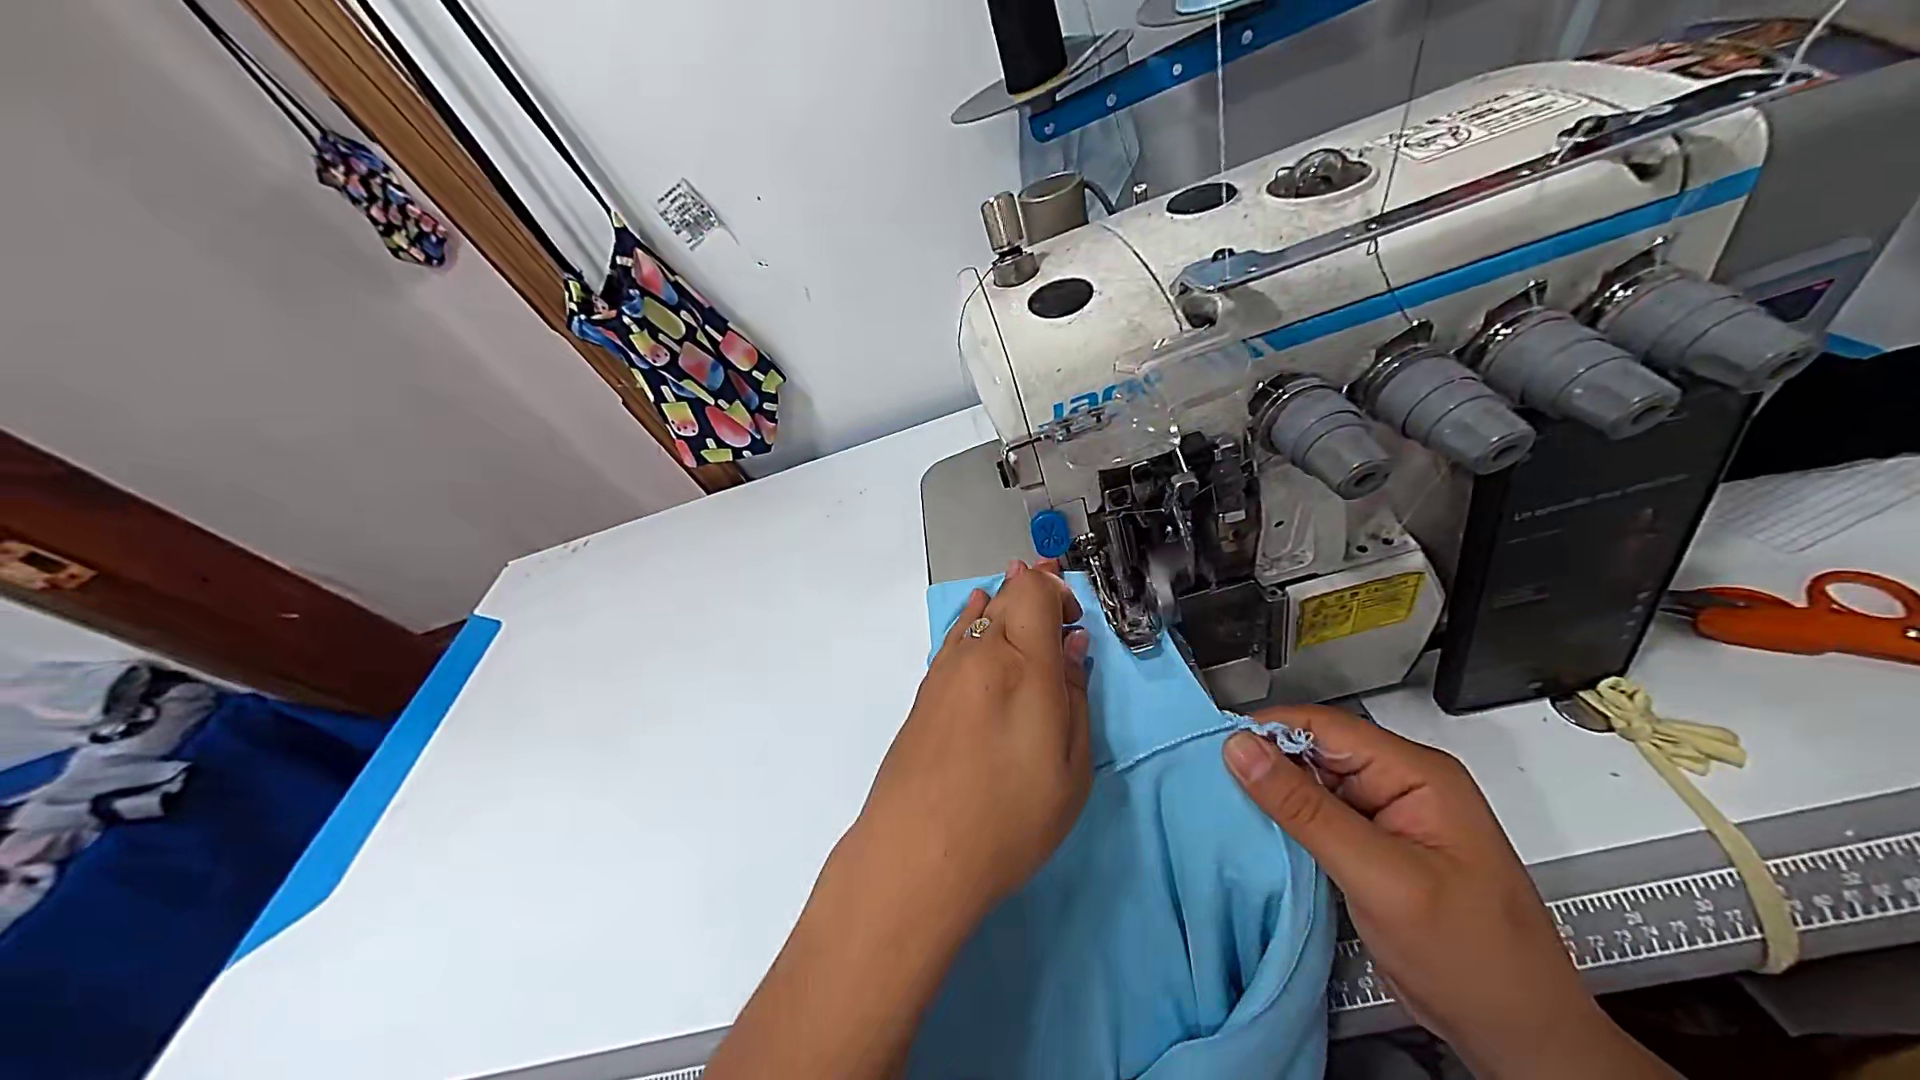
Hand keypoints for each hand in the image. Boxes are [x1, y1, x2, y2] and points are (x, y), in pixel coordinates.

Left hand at [707, 560, 1092, 1079]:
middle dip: (1035, 591)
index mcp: (1023, 662)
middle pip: (1006, 595)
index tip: (1074, 623)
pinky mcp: (924, 692)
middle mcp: (979, 651)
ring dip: (1005, 607)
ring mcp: (945, 669)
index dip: (1057, 590)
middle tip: (1057, 613)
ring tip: (1024, 617)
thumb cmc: (1009, 816)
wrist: (917, 853)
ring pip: (977, 614)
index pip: (1035, 590)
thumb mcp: (1071, 768)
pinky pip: (955, 639)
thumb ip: (1075, 697)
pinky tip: (980, 628)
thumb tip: (1071, 648)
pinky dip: (974, 625)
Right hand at [1222, 707, 1674, 1079]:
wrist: (1519, 1036)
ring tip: (1232, 811)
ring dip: (1272, 795)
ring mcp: (1385, 814)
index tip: (1216, 750)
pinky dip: (1285, 822)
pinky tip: (1261, 835)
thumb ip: (1306, 808)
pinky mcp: (1371, 843)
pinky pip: (1315, 814)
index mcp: (1415, 772)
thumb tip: (1243, 749)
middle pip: (1312, 749)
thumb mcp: (1380, 877)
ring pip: (1309, 781)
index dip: (1267, 732)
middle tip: (1217, 787)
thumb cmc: (1474, 960)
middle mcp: (1399, 782)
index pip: (1323, 725)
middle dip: (1265, 765)